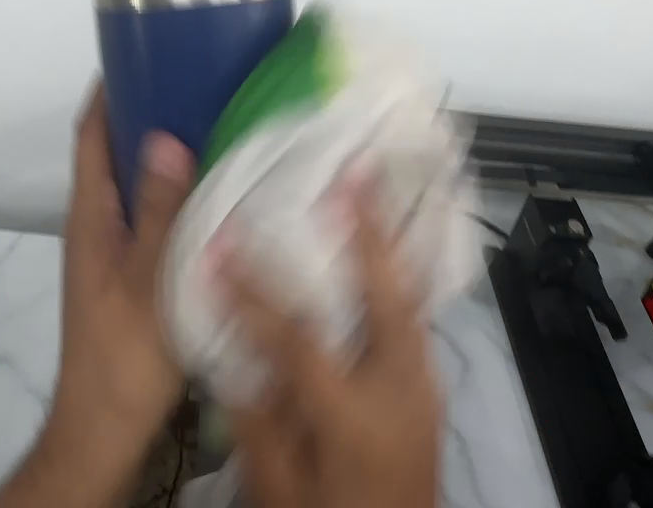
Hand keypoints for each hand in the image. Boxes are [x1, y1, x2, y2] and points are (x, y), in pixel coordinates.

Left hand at [0, 83, 194, 507]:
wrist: (106, 422)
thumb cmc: (125, 349)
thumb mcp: (148, 276)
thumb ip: (157, 209)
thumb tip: (163, 136)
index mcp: (91, 213)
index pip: (90, 135)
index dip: (107, 93)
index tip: (138, 54)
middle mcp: (95, 221)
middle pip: (112, 152)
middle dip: (142, 113)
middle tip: (192, 83)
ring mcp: (109, 246)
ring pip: (132, 182)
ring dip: (159, 151)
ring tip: (208, 123)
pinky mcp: (127, 268)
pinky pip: (147, 211)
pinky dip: (170, 190)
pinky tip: (208, 191)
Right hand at [223, 184, 441, 507]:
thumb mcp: (279, 486)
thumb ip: (254, 414)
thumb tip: (225, 343)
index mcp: (352, 418)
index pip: (297, 339)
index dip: (253, 290)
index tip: (221, 245)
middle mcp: (400, 391)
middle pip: (386, 299)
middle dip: (368, 232)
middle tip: (355, 176)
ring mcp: (425, 384)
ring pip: (412, 297)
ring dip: (392, 240)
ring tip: (379, 187)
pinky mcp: (431, 384)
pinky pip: (416, 314)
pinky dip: (400, 269)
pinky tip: (388, 237)